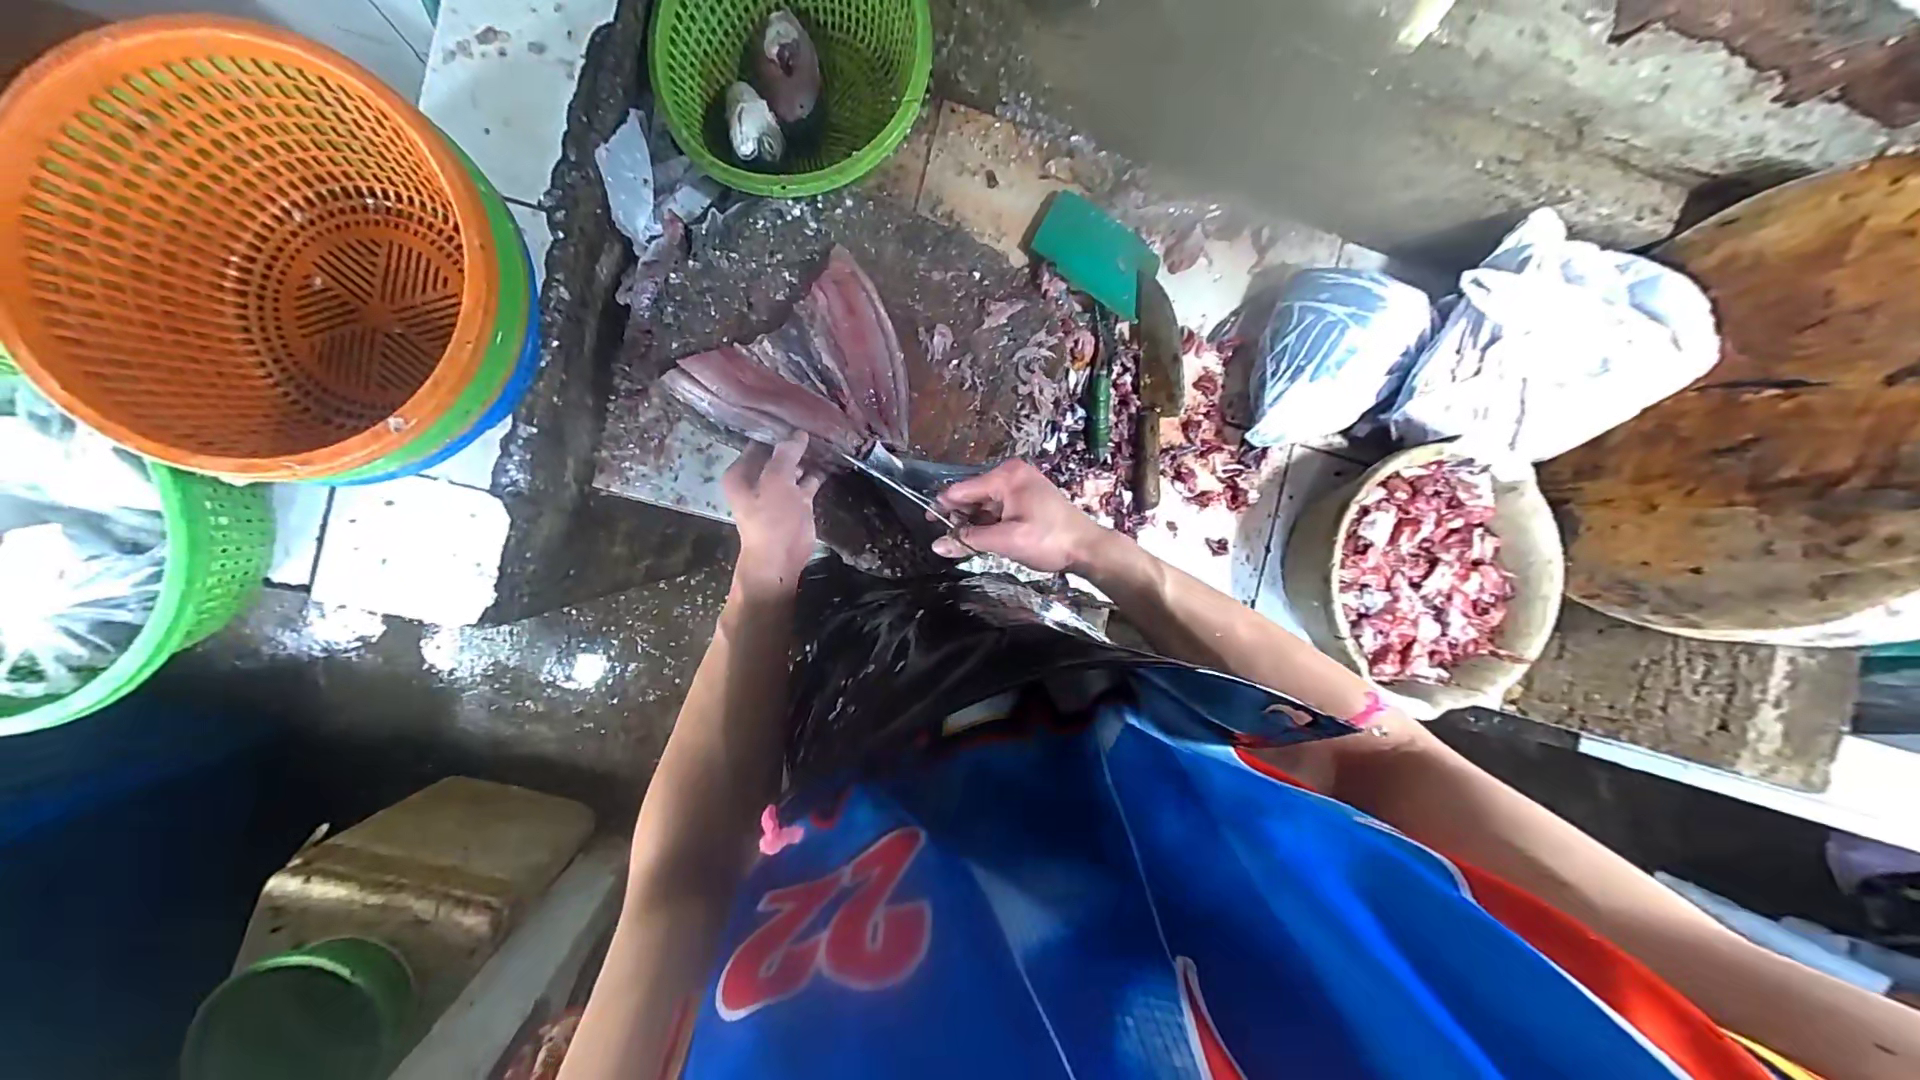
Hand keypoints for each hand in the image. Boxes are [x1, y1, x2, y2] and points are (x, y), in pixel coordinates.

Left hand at [723, 434, 821, 600]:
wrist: (780, 558)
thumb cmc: (771, 519)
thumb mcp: (776, 481)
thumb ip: (786, 454)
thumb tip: (798, 434)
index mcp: (741, 473)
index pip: (758, 442)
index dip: (777, 430)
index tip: (797, 415)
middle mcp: (757, 479)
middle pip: (777, 454)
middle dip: (794, 443)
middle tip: (817, 424)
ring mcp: (778, 491)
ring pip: (794, 467)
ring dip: (808, 457)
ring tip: (828, 438)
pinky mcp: (796, 503)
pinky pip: (807, 481)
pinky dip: (817, 473)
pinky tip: (831, 460)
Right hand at [932, 460, 1110, 572]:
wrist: (1087, 547)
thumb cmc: (1049, 540)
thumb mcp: (1006, 541)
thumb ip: (969, 540)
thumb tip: (937, 545)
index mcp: (1006, 476)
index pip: (962, 489)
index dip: (943, 507)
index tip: (928, 522)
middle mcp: (1011, 474)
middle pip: (972, 494)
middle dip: (959, 516)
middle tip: (947, 539)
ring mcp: (1021, 484)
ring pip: (984, 502)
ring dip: (973, 521)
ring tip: (963, 542)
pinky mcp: (1027, 497)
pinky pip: (998, 507)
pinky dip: (988, 521)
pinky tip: (982, 537)